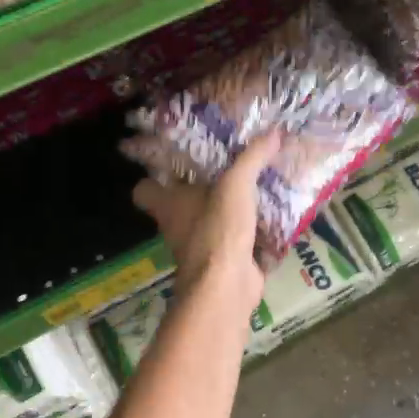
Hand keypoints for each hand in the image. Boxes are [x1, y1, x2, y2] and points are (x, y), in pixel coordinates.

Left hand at [132, 132, 280, 314]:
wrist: (227, 285)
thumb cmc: (218, 229)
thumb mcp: (236, 185)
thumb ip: (252, 158)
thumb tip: (274, 131)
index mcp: (168, 205)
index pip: (144, 190)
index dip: (154, 177)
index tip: (175, 164)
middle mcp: (178, 226)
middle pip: (181, 205)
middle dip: (202, 190)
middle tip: (229, 169)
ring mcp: (200, 248)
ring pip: (210, 224)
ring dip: (229, 212)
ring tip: (256, 189)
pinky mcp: (223, 263)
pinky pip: (235, 243)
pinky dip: (250, 234)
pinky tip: (272, 219)